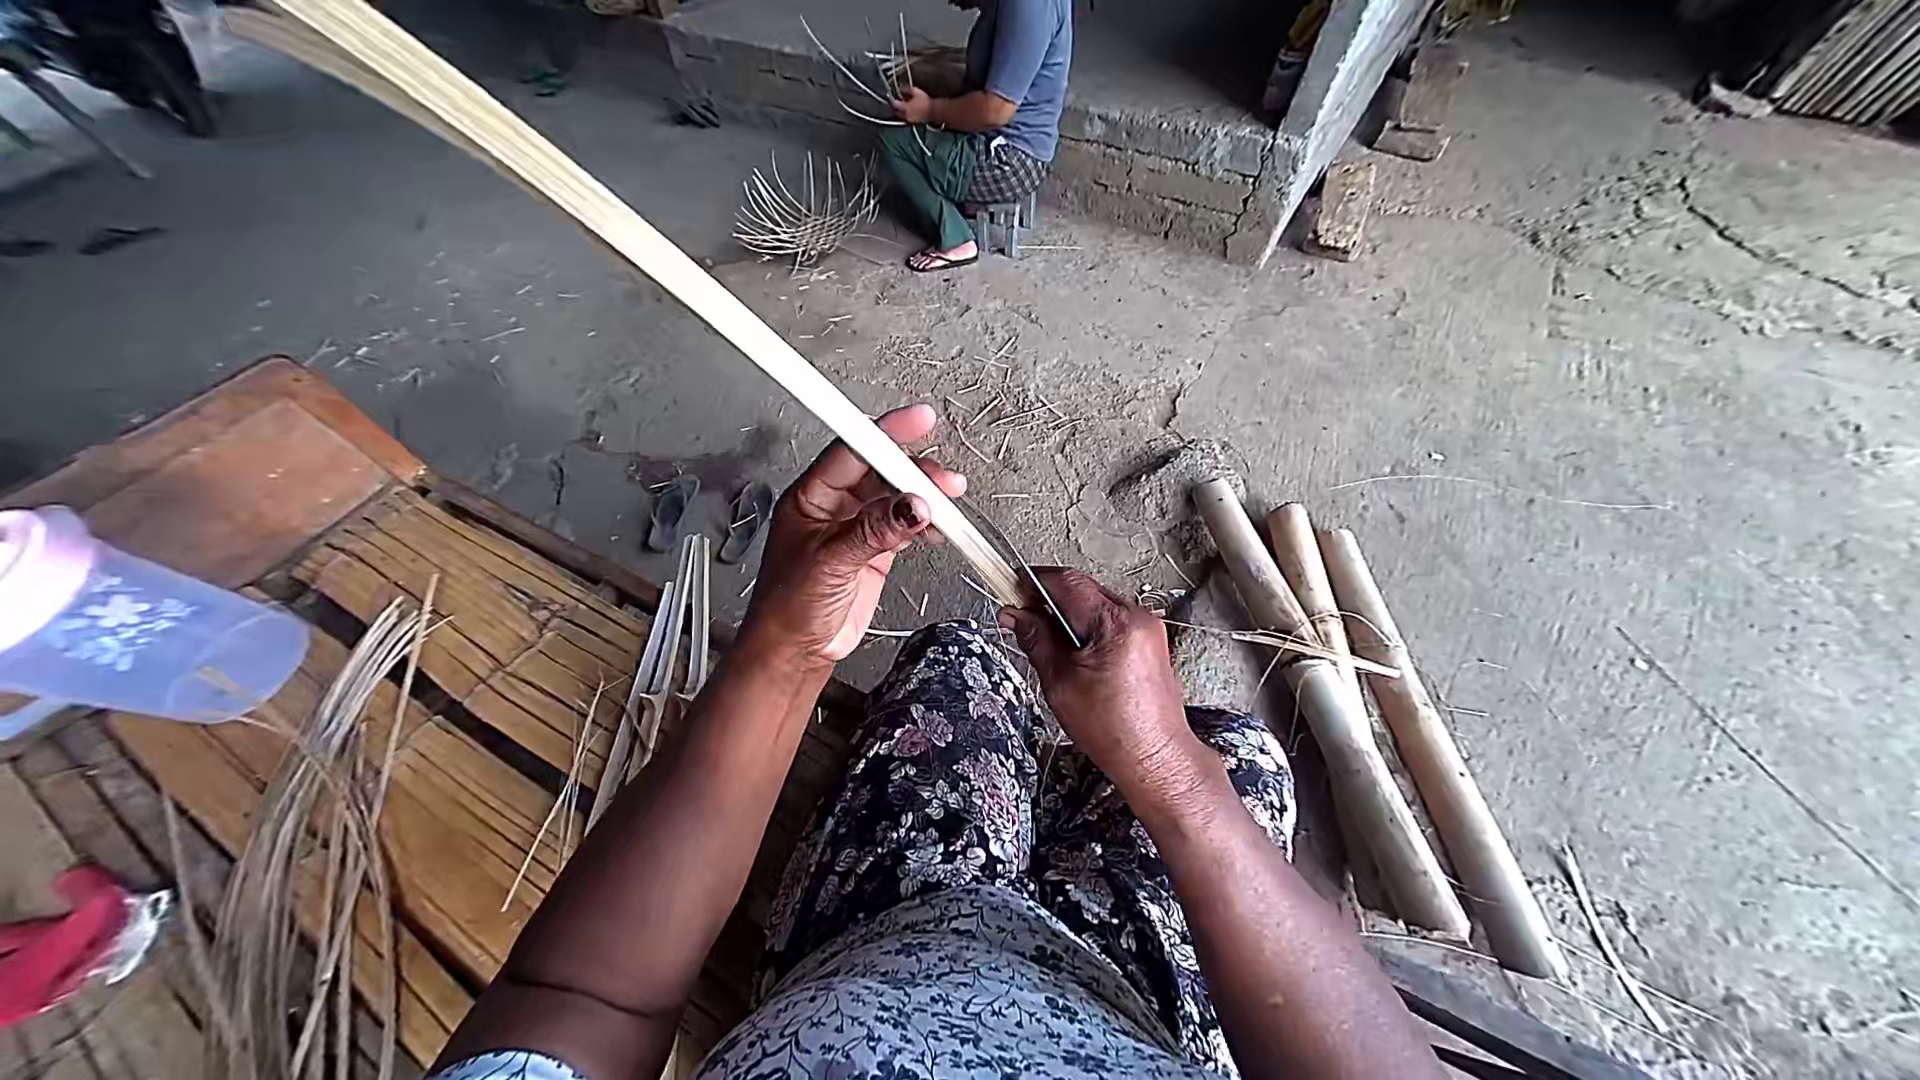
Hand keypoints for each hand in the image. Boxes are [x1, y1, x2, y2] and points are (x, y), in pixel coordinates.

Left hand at [743, 404, 964, 662]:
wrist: (795, 651)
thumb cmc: (787, 608)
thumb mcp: (829, 563)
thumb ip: (873, 532)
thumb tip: (912, 506)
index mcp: (810, 497)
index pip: (851, 452)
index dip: (886, 433)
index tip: (918, 421)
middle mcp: (834, 506)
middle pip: (881, 471)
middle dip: (914, 471)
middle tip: (943, 480)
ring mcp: (857, 526)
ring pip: (897, 497)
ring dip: (925, 498)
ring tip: (947, 503)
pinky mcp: (875, 549)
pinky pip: (906, 524)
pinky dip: (926, 524)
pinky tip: (938, 528)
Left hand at [893, 86, 932, 124]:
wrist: (933, 111)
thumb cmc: (925, 101)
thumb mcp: (916, 92)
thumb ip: (908, 89)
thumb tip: (902, 86)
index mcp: (906, 108)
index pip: (896, 105)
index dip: (894, 101)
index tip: (893, 98)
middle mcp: (907, 115)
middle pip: (898, 113)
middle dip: (896, 109)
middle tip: (896, 105)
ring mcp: (911, 120)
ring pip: (903, 117)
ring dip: (901, 113)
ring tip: (903, 108)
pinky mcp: (915, 122)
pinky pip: (909, 119)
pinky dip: (907, 115)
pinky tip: (909, 112)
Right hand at [1000, 570, 1209, 798]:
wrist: (1154, 756)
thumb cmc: (1115, 730)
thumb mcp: (1059, 683)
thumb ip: (1035, 640)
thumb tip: (1016, 616)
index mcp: (1114, 625)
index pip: (1066, 582)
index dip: (1034, 581)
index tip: (1013, 588)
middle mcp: (1136, 618)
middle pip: (1081, 588)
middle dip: (1048, 599)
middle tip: (1023, 616)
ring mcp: (1147, 627)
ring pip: (1095, 601)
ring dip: (1068, 613)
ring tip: (1050, 641)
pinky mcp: (1149, 638)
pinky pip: (1110, 617)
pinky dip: (1087, 624)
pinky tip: (1074, 650)